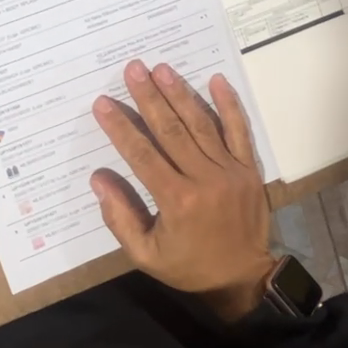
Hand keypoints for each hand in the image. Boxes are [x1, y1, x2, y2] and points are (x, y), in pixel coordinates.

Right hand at [90, 60, 274, 321]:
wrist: (243, 279)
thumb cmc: (188, 266)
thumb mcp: (145, 255)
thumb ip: (120, 217)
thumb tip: (98, 178)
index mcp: (176, 201)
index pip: (142, 155)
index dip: (121, 127)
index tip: (103, 103)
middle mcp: (204, 179)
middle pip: (171, 130)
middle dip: (149, 97)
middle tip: (133, 68)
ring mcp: (230, 171)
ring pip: (202, 125)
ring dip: (180, 94)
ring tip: (162, 68)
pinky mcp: (248, 169)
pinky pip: (239, 131)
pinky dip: (229, 105)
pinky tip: (216, 80)